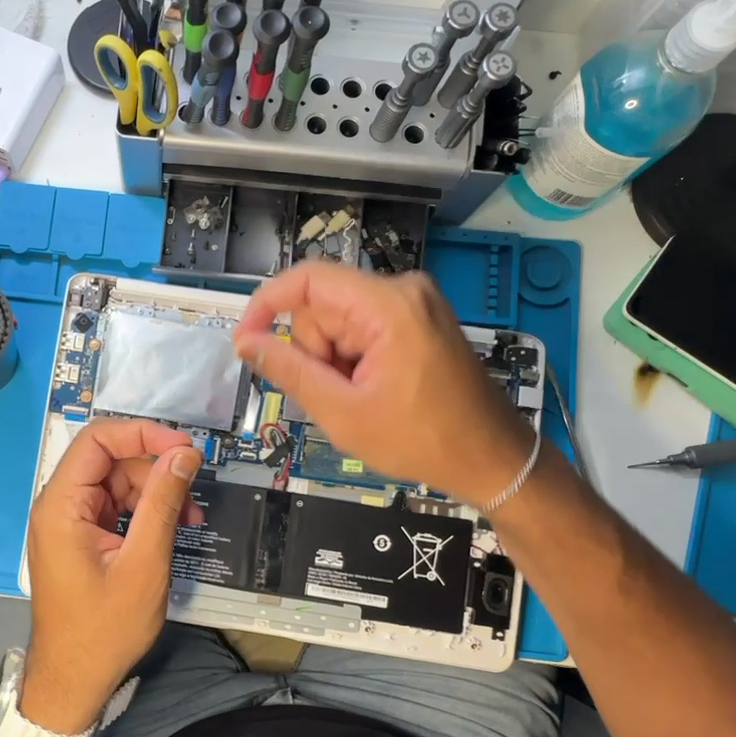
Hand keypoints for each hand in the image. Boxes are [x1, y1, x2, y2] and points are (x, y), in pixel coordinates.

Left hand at [22, 420, 203, 732]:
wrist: (74, 680)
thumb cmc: (104, 629)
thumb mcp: (143, 563)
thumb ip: (162, 504)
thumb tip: (184, 454)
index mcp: (61, 505)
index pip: (97, 440)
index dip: (142, 434)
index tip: (184, 448)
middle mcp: (59, 506)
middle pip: (110, 461)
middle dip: (155, 470)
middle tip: (195, 491)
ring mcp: (69, 523)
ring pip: (117, 484)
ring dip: (156, 494)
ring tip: (191, 521)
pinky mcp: (81, 539)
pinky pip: (115, 509)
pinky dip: (144, 514)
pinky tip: (172, 530)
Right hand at [232, 261, 532, 506]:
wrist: (490, 458)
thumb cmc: (420, 440)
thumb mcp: (342, 412)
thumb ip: (289, 371)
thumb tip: (246, 342)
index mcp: (388, 305)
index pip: (307, 278)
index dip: (266, 305)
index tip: (245, 342)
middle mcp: (403, 289)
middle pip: (322, 305)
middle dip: (315, 351)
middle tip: (338, 395)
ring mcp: (415, 302)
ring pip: (339, 320)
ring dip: (335, 360)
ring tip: (361, 397)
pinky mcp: (419, 318)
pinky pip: (362, 328)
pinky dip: (354, 359)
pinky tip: (374, 390)